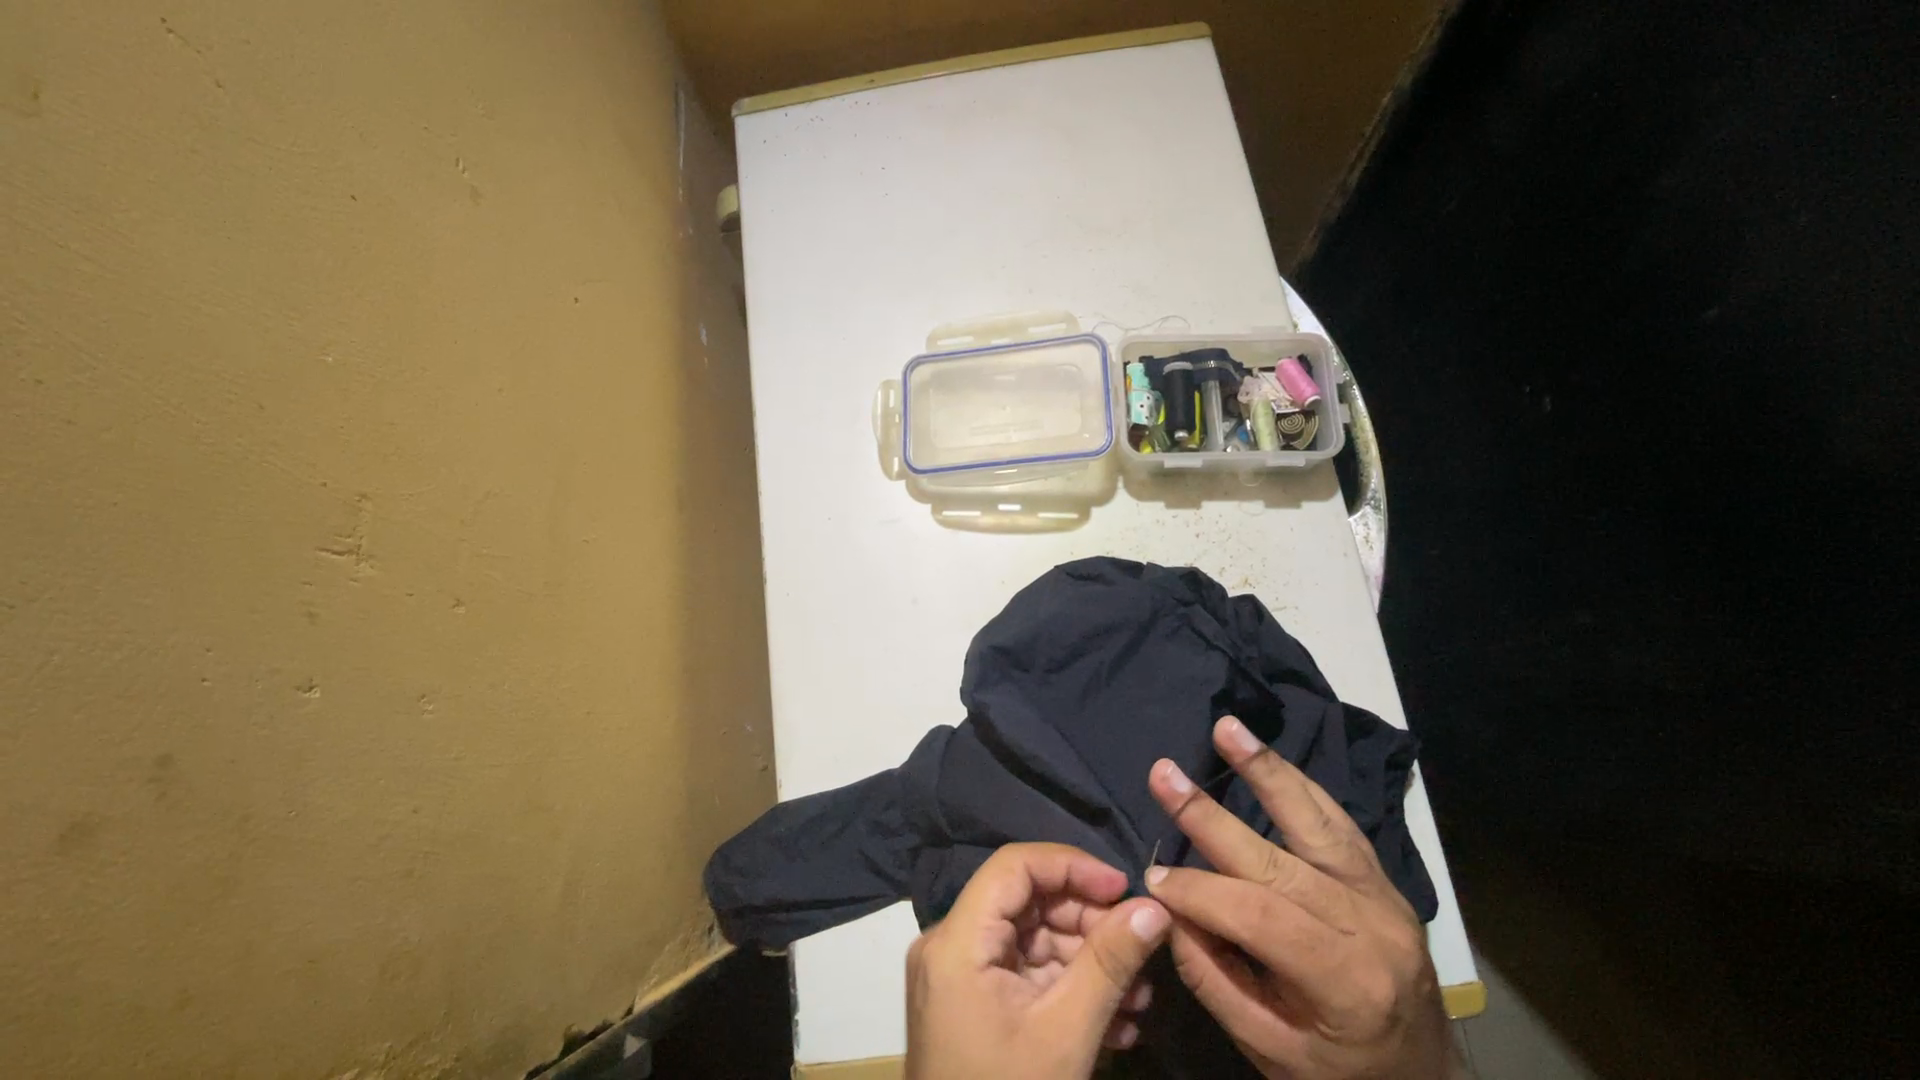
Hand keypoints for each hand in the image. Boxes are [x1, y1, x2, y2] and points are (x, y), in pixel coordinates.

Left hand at [906, 842, 1171, 1079]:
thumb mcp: (1066, 1031)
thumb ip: (1109, 962)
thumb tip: (1154, 907)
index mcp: (957, 940)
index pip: (1014, 866)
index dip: (1072, 866)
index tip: (1122, 888)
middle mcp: (950, 946)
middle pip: (1027, 903)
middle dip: (1088, 923)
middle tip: (1140, 952)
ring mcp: (961, 977)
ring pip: (1033, 941)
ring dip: (1088, 963)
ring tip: (1138, 1000)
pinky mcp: (974, 1004)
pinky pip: (1025, 976)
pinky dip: (1068, 988)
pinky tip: (1117, 1022)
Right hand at [1146, 716, 1458, 1079]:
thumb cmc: (1341, 1076)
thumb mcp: (1270, 1051)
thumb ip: (1215, 979)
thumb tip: (1168, 912)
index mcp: (1345, 982)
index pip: (1258, 916)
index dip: (1198, 893)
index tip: (1150, 877)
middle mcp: (1371, 927)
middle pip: (1279, 859)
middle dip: (1211, 815)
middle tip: (1163, 774)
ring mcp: (1383, 896)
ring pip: (1319, 822)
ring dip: (1267, 770)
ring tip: (1227, 729)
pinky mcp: (1384, 881)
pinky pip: (1340, 824)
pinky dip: (1302, 787)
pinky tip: (1270, 757)